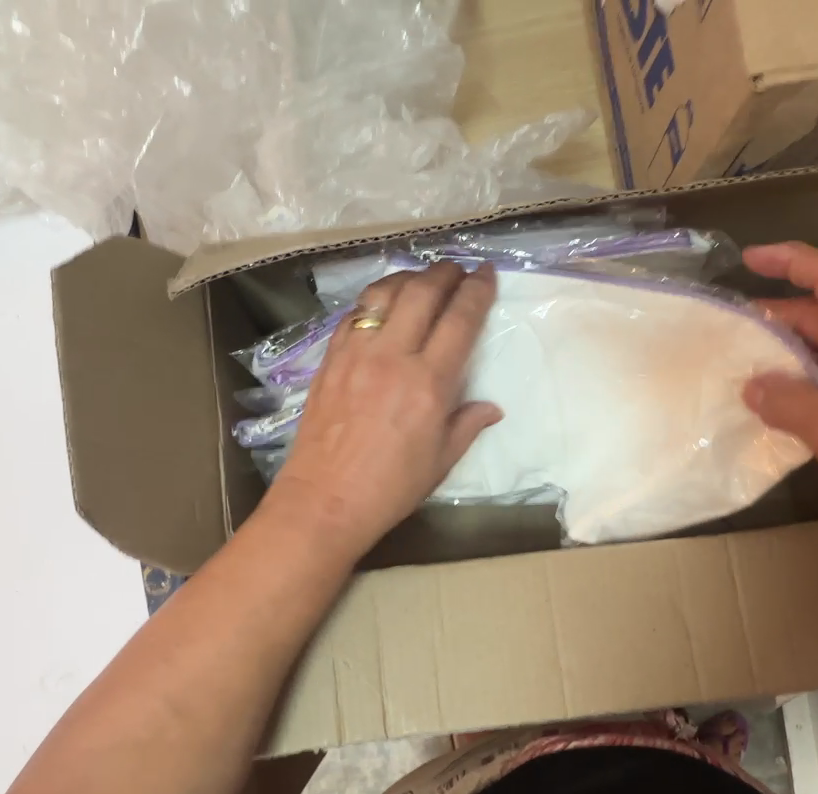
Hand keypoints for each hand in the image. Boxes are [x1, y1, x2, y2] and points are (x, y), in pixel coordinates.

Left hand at [260, 261, 502, 559]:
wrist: (326, 499)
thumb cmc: (391, 488)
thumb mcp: (441, 461)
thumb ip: (467, 424)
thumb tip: (491, 407)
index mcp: (429, 383)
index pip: (460, 319)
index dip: (478, 290)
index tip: (487, 273)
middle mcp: (393, 356)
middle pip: (422, 293)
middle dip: (445, 273)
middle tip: (458, 270)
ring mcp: (356, 353)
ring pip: (384, 294)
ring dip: (408, 277)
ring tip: (422, 277)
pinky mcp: (330, 359)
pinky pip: (354, 315)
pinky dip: (373, 302)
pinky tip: (382, 306)